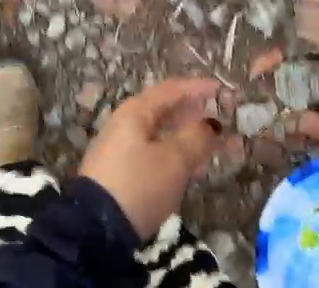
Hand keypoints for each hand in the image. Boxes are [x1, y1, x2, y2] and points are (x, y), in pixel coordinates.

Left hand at [78, 77, 222, 239]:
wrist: (95, 231)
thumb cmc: (138, 185)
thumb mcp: (174, 160)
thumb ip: (197, 137)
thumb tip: (212, 124)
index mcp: (136, 112)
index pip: (172, 90)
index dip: (198, 88)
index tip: (222, 89)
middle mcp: (126, 124)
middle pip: (166, 111)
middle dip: (195, 114)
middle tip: (222, 119)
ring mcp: (121, 150)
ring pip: (162, 135)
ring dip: (189, 137)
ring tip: (215, 145)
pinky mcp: (121, 174)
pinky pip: (156, 154)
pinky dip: (177, 155)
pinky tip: (192, 168)